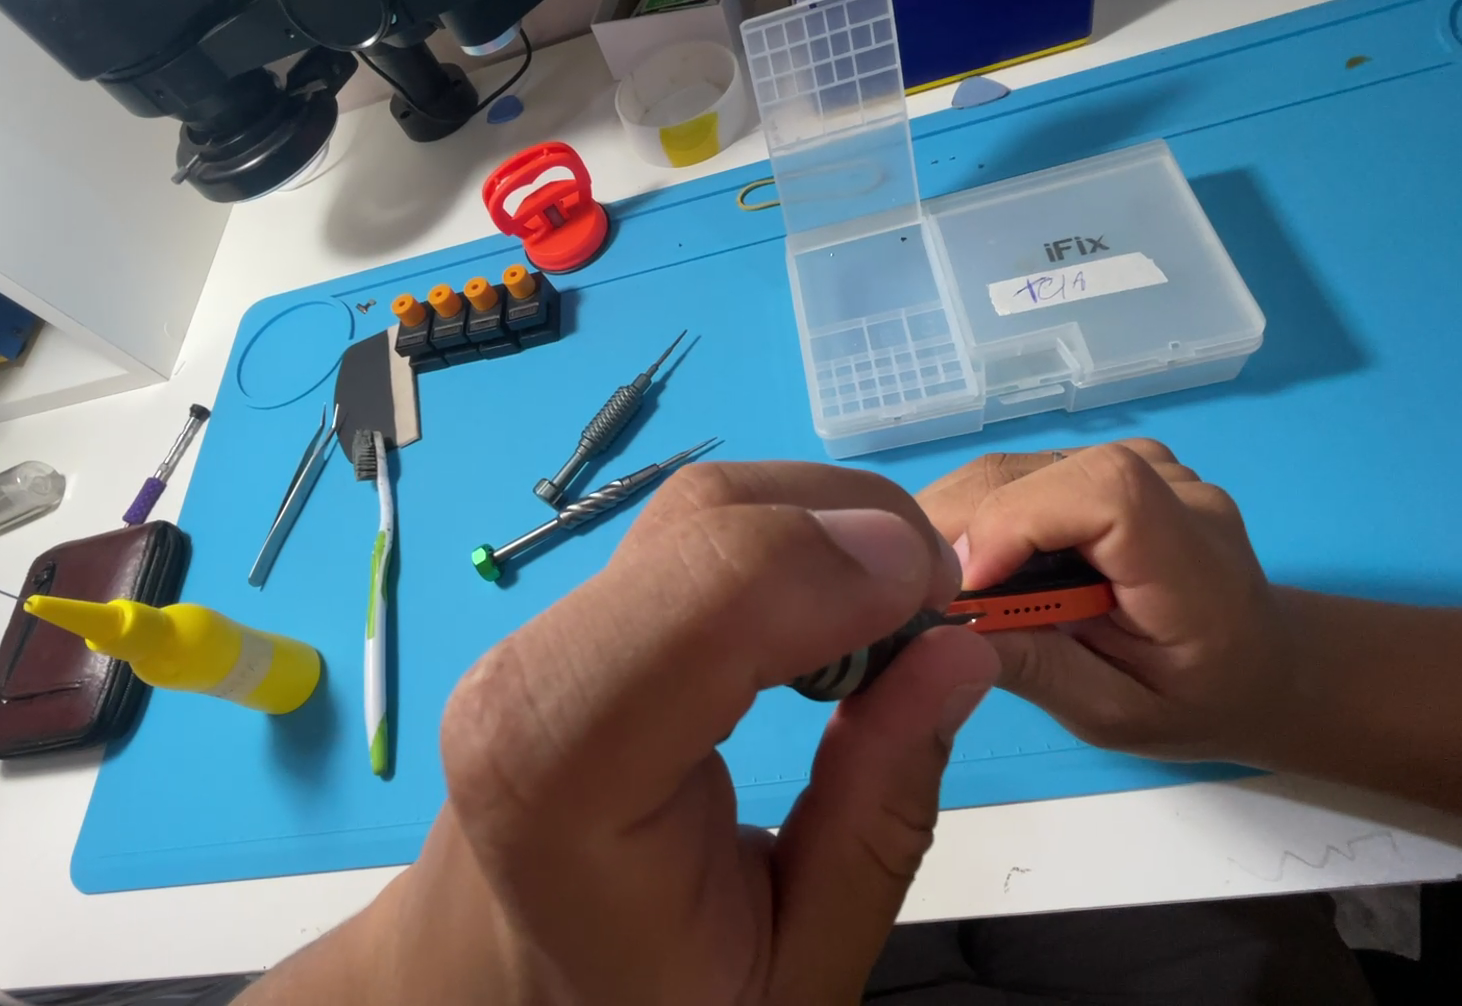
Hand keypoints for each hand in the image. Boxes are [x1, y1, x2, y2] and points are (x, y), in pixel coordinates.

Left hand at [431, 462, 999, 1003]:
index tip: (937, 603)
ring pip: (705, 503)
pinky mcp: (571, 608)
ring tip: (887, 607)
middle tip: (932, 604)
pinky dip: (785, 537)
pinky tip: (821, 604)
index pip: (707, 589)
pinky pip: (692, 529)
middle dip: (851, 528)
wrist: (505, 976)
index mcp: (563, 771)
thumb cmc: (643, 988)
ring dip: (824, 523)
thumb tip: (956, 650)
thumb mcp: (795, 959)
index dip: (837, 563)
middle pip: (710, 517)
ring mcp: (541, 625)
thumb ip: (882, 809)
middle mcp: (536, 668)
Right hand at [917, 440, 1284, 760]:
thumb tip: (940, 632)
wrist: (1254, 661)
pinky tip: (975, 559)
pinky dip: (972, 513)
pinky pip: (1013, 473)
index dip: (1019, 522)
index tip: (969, 587)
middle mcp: (1167, 488)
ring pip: (1008, 467)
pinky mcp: (1100, 462)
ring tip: (943, 582)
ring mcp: (1133, 465)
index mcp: (1193, 561)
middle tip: (925, 595)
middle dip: (958, 529)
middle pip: (1032, 474)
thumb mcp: (1117, 716)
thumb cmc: (1192, 700)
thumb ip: (1037, 672)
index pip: (1105, 493)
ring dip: (954, 520)